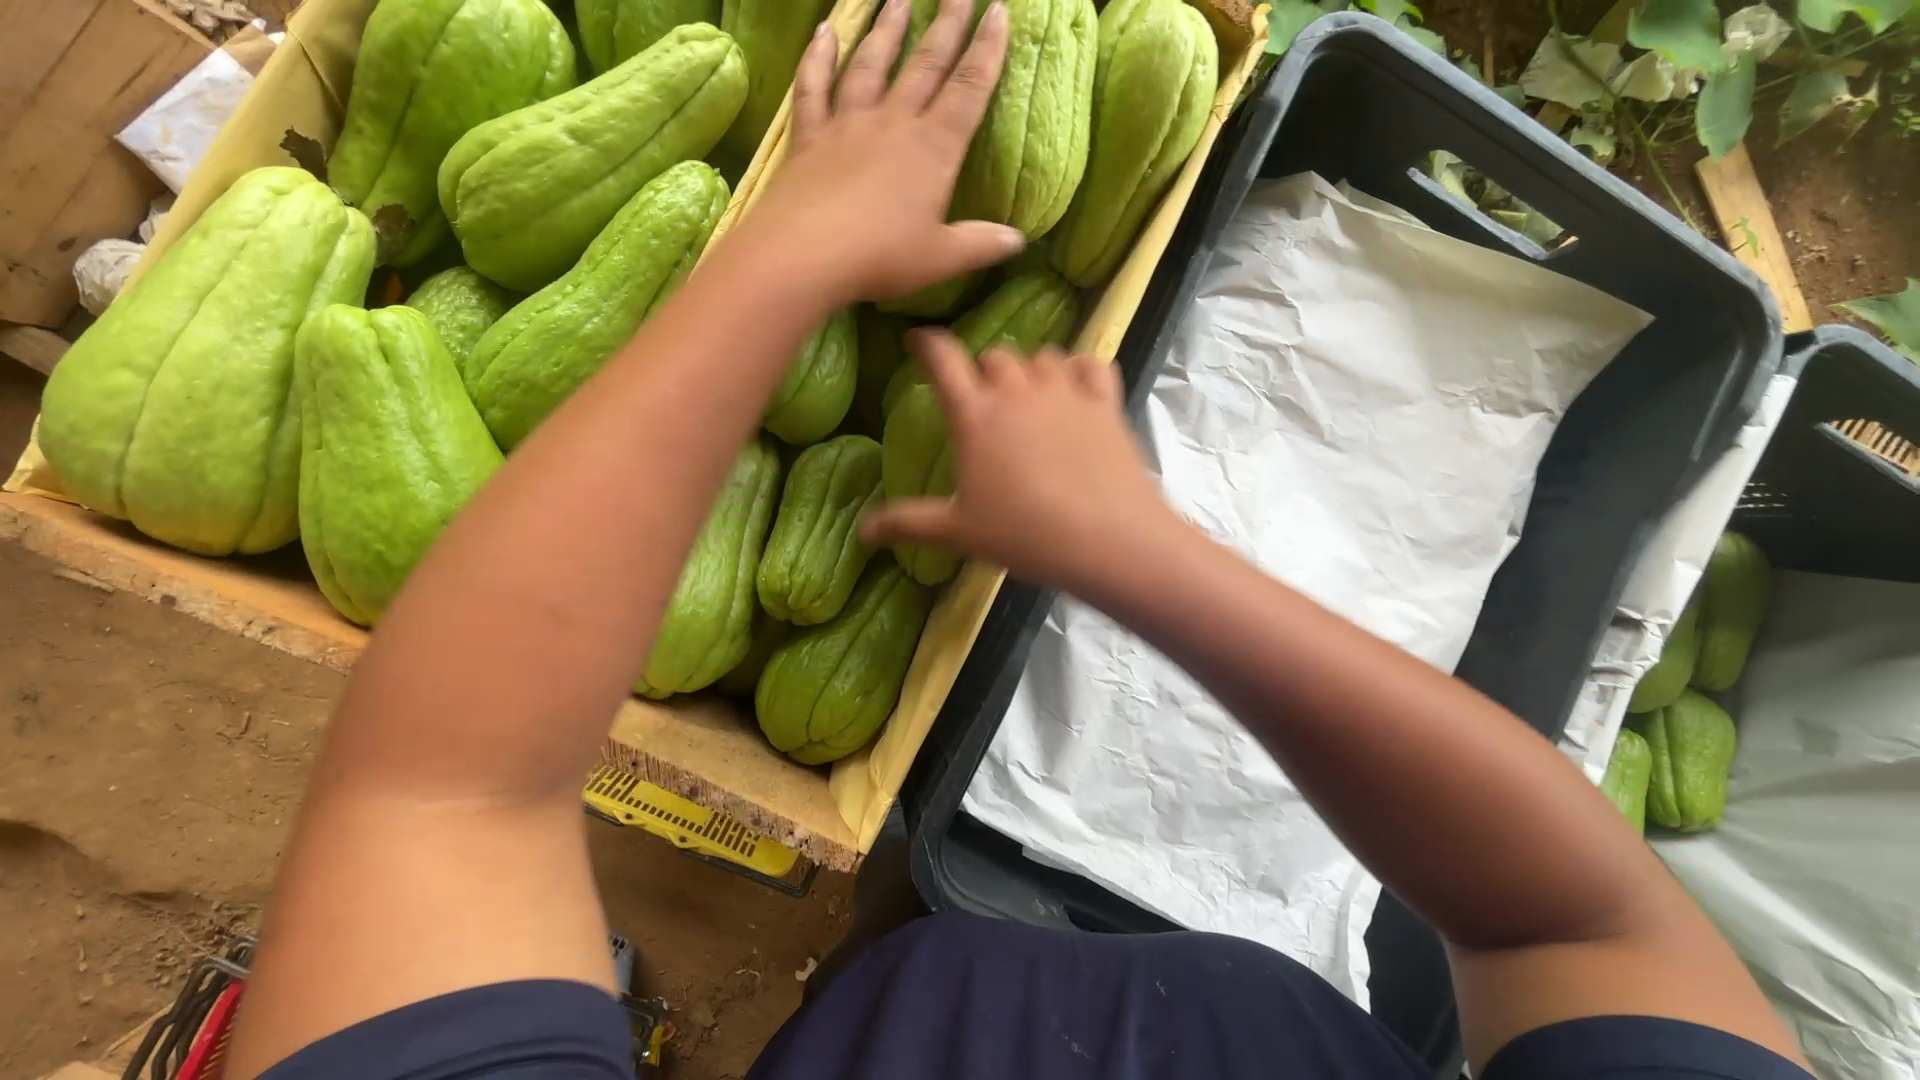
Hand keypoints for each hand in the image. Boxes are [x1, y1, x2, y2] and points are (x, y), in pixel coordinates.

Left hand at [733, 0, 1022, 306]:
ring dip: (887, 30)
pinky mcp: (809, 136)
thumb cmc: (880, 258)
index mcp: (933, 149)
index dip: (987, 50)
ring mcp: (848, 124)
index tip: (999, 11)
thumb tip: (1018, 241)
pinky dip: (818, 56)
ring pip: (871, 64)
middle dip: (947, 24)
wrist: (805, 254)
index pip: (968, 89)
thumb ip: (980, 245)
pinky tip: (824, 32)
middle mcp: (893, 123)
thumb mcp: (940, 259)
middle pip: (925, 64)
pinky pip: (813, 87)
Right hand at [861, 332, 1185, 594]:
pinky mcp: (1105, 403)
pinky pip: (1091, 365)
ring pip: (1043, 356)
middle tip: (984, 393)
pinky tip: (1078, 386)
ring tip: (1029, 393)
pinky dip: (1080, 369)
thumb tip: (862, 531)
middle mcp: (1018, 393)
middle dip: (984, 366)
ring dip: (1031, 367)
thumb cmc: (1024, 535)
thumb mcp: (959, 532)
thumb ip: (908, 523)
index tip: (919, 340)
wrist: (1107, 538)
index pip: (943, 361)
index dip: (927, 344)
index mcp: (975, 417)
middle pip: (996, 354)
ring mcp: (1065, 393)